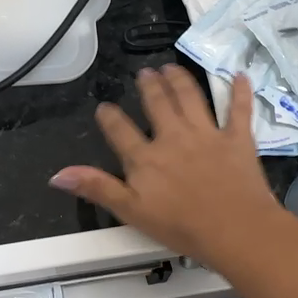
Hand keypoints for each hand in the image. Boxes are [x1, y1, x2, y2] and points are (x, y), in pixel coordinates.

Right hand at [49, 66, 282, 268]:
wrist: (234, 229)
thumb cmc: (180, 226)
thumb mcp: (130, 211)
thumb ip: (96, 188)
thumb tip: (57, 175)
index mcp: (145, 158)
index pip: (120, 131)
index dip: (109, 117)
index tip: (103, 107)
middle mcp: (173, 137)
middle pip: (158, 105)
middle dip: (150, 87)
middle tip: (145, 72)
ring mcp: (207, 135)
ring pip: (191, 98)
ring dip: (180, 80)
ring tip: (172, 68)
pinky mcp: (237, 139)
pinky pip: (238, 110)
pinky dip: (239, 91)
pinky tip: (240, 75)